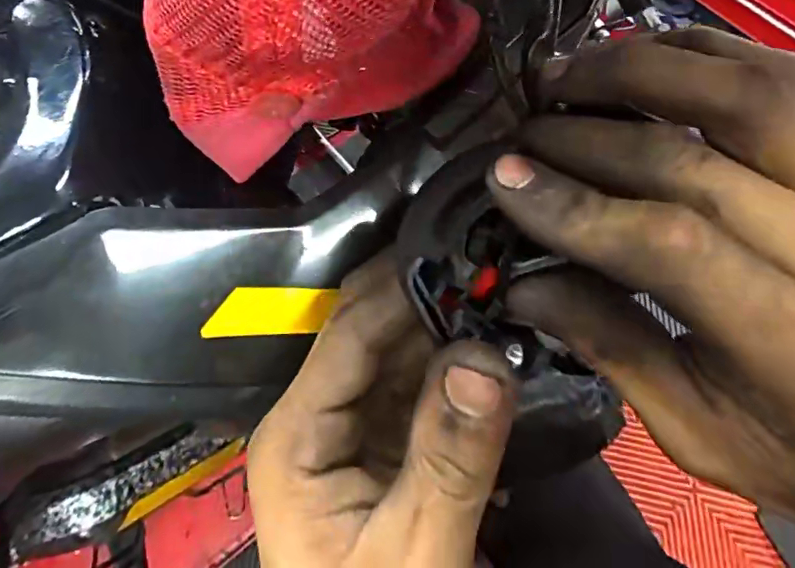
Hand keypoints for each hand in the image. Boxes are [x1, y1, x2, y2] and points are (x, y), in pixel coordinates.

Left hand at [247, 256, 518, 567]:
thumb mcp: (414, 564)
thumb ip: (448, 463)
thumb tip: (484, 359)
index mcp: (295, 433)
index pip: (348, 334)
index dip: (404, 291)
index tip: (466, 258)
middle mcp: (315, 412)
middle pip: (368, 328)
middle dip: (426, 294)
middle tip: (490, 262)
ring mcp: (351, 421)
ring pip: (398, 346)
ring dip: (446, 318)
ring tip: (499, 286)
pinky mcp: (384, 437)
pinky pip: (419, 378)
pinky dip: (455, 354)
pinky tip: (492, 333)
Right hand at [487, 27, 794, 567]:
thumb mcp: (708, 441)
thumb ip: (611, 348)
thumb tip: (522, 278)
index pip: (675, 246)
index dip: (576, 204)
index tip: (505, 177)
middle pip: (696, 160)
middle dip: (587, 136)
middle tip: (524, 131)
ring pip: (749, 87)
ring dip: (641, 67)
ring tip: (569, 73)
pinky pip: (778, 75)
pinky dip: (695, 52)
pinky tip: (637, 59)